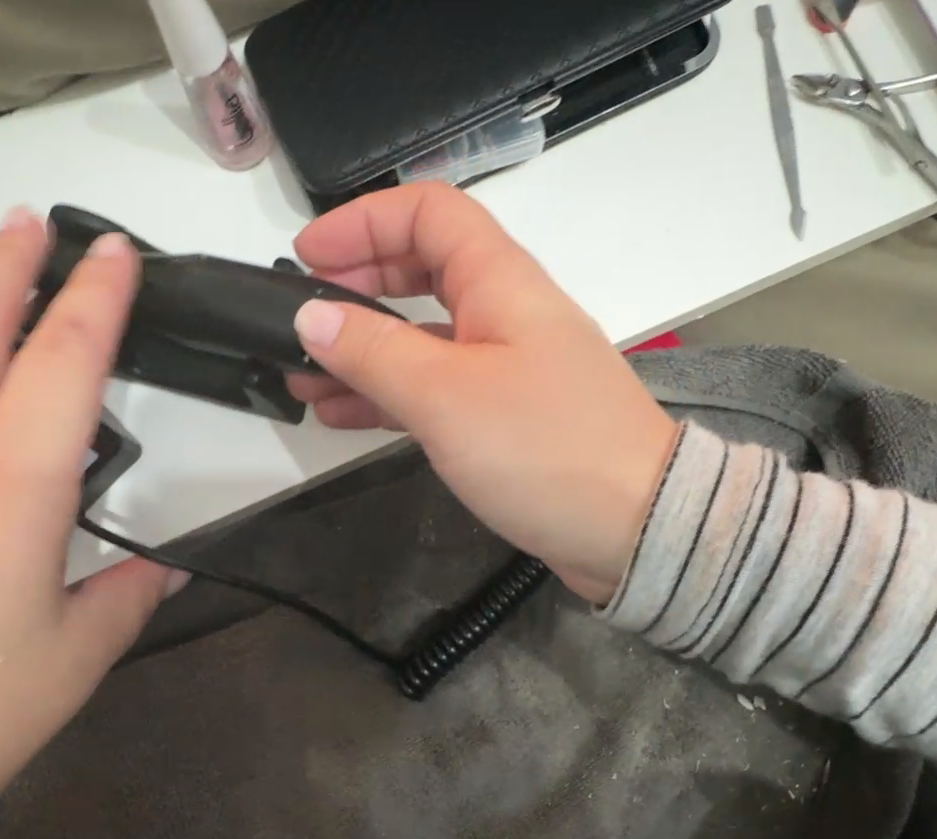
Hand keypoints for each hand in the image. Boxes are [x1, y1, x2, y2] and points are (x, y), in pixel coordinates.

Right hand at [286, 183, 678, 603]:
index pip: (429, 213)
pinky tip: (343, 415)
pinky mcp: (507, 419)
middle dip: (357, 286)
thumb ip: (373, 352)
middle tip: (303, 317)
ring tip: (303, 379)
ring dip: (364, 352)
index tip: (307, 254)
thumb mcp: (445, 395)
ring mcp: (507, 369)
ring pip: (424, 339)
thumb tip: (311, 316)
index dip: (363, 221)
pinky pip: (437, 391)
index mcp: (501, 282)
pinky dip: (391, 396)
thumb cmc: (545, 448)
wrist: (633, 528)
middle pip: (422, 271)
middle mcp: (506, 314)